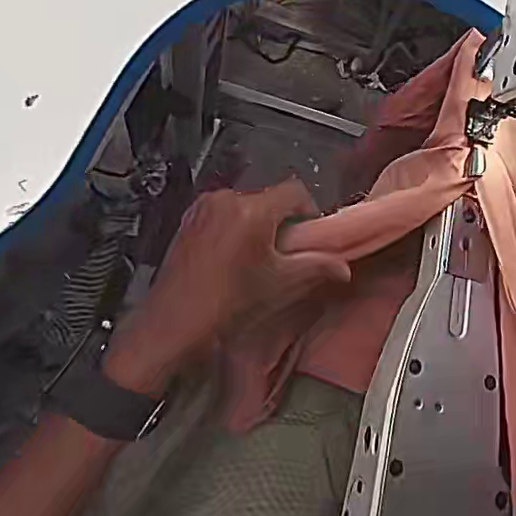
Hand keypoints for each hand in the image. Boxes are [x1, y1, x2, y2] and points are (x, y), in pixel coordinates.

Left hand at [103, 180, 350, 392]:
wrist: (173, 324)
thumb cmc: (226, 302)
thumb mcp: (280, 283)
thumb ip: (317, 267)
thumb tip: (342, 267)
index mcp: (252, 210)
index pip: (296, 191)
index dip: (309, 211)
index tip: (308, 234)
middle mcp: (226, 200)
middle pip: (270, 197)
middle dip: (283, 220)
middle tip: (286, 250)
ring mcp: (204, 208)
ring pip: (247, 205)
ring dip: (259, 223)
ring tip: (258, 256)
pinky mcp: (190, 219)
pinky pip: (225, 212)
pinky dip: (237, 227)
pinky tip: (235, 257)